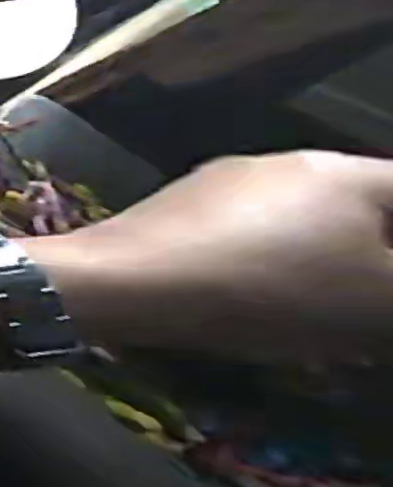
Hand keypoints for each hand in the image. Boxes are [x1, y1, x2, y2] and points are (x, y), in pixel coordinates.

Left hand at [36, 151, 392, 362]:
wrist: (121, 282)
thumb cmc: (268, 286)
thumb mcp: (387, 300)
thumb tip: (377, 272)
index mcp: (337, 170)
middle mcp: (271, 166)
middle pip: (368, 210)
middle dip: (383, 258)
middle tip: (376, 311)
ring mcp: (213, 188)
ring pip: (309, 226)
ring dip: (340, 268)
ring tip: (349, 320)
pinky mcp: (176, 215)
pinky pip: (254, 238)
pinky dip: (282, 268)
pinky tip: (283, 308)